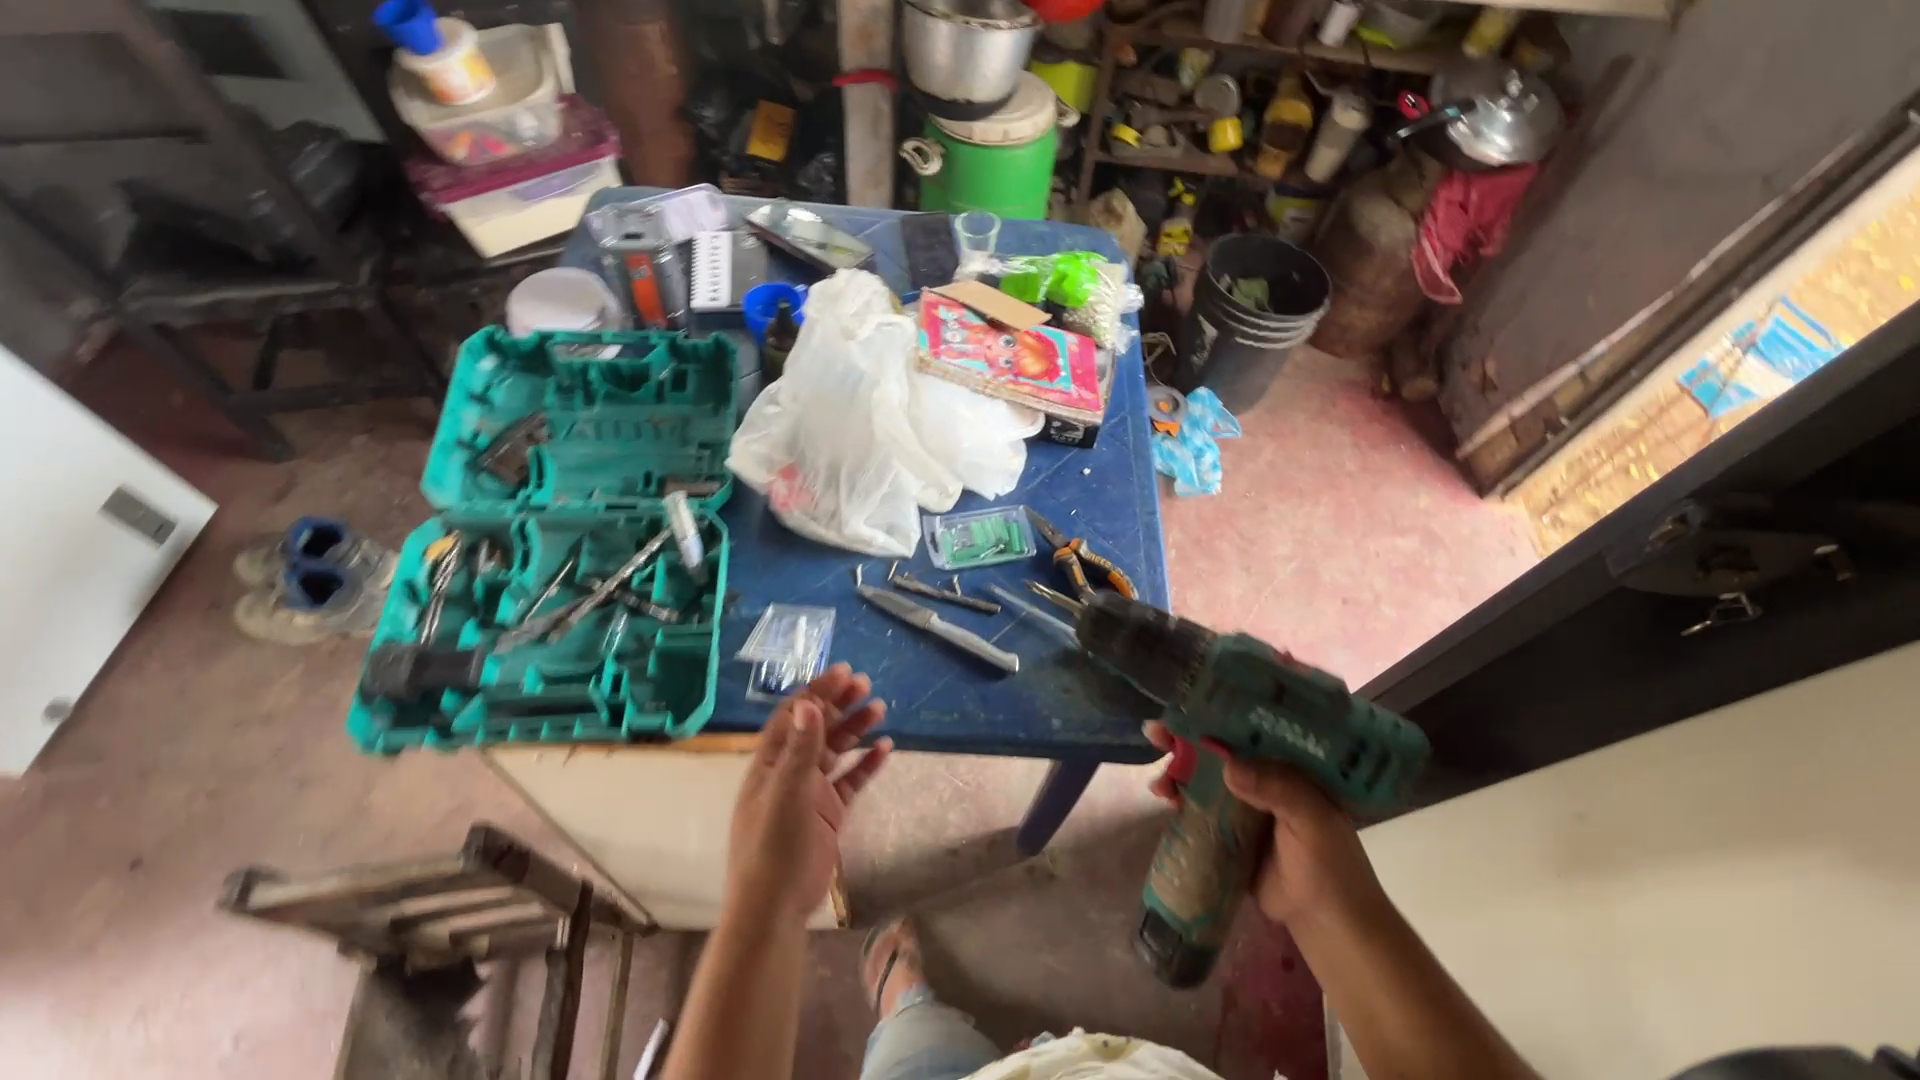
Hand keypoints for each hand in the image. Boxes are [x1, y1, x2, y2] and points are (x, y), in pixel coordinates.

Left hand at [727, 664, 892, 920]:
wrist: (775, 905)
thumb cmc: (772, 846)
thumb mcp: (785, 794)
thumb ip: (799, 750)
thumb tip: (809, 703)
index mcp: (770, 763)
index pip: (794, 717)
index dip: (817, 692)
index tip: (843, 673)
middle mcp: (789, 771)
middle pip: (816, 728)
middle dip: (838, 704)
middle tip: (865, 684)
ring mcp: (810, 792)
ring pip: (836, 751)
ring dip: (855, 729)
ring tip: (880, 708)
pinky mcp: (829, 813)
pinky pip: (851, 781)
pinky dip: (866, 764)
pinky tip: (885, 748)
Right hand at [1144, 721, 1385, 927]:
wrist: (1325, 921)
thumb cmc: (1331, 864)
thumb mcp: (1312, 820)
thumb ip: (1276, 789)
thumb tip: (1228, 765)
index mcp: (1288, 767)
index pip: (1249, 732)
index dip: (1217, 718)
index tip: (1186, 710)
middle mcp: (1262, 779)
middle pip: (1217, 752)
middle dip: (1184, 741)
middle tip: (1156, 734)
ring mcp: (1241, 806)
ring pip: (1201, 779)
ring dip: (1177, 772)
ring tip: (1159, 782)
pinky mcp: (1226, 832)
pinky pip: (1197, 808)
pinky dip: (1178, 799)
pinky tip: (1163, 797)